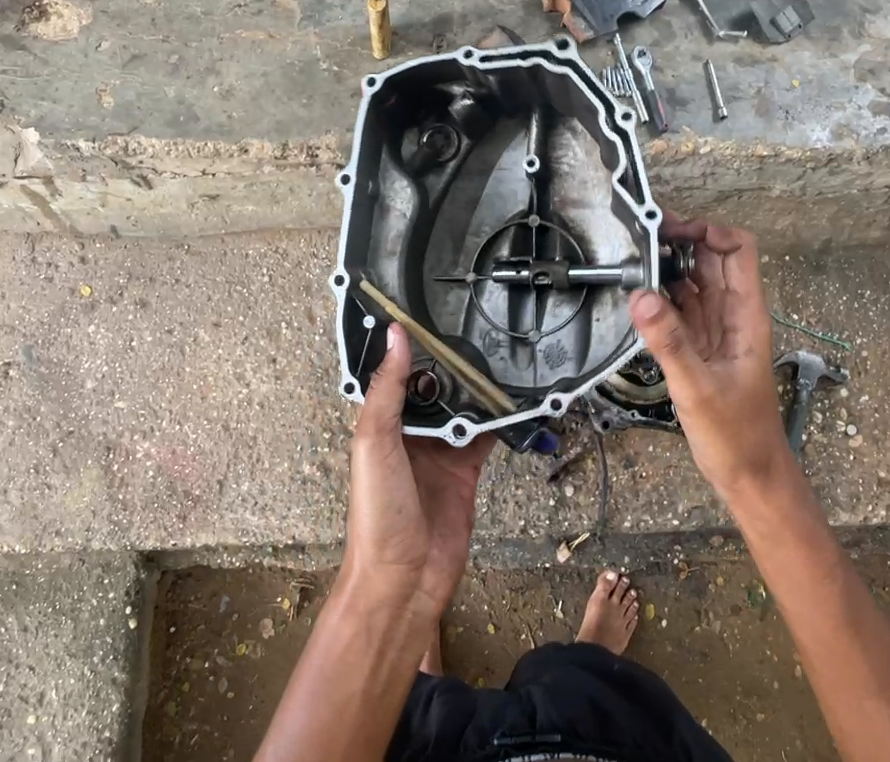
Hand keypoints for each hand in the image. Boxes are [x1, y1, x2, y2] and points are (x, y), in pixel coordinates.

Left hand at [343, 324, 494, 616]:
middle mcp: (409, 433)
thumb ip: (387, 390)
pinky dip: (500, 419)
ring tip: (498, 354)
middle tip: (476, 326)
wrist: (405, 579)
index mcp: (380, 423)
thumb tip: (394, 337)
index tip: (429, 312)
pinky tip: (514, 398)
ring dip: (477, 388)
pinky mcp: (466, 469)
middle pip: (434, 388)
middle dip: (451, 363)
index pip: (397, 374)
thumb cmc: (378, 515)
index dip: (410, 347)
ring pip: (463, 407)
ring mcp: (439, 451)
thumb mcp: (375, 444)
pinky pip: (486, 435)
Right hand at [628, 218, 790, 501]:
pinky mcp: (699, 347)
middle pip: (712, 259)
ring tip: (632, 257)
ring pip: (694, 282)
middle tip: (640, 234)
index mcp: (745, 315)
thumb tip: (641, 296)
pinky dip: (661, 296)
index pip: (738, 251)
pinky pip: (680, 309)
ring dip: (668, 266)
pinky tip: (638, 294)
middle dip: (681, 240)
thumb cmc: (737, 436)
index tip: (669, 231)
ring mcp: (715, 330)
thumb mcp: (699, 388)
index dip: (708, 231)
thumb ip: (669, 343)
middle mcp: (732, 315)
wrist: (749, 475)